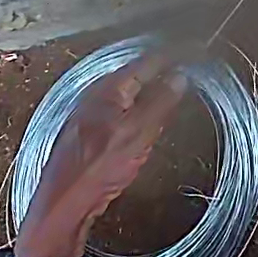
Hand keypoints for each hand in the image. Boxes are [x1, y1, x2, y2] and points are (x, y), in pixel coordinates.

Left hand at [18, 54, 185, 256]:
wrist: (62, 205)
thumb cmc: (99, 167)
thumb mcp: (138, 132)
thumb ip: (161, 102)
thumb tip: (180, 76)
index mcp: (108, 89)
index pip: (147, 62)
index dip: (173, 56)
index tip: (195, 50)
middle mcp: (97, 96)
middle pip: (137, 75)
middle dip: (162, 69)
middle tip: (189, 66)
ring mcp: (91, 115)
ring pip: (129, 93)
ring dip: (152, 89)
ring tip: (175, 86)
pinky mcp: (91, 134)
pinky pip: (122, 110)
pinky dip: (141, 108)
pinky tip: (149, 118)